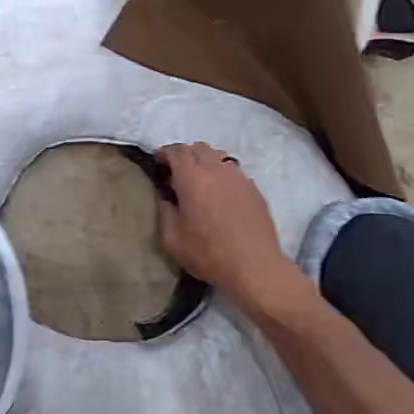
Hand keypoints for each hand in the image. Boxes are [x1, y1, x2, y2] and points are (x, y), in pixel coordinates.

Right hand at [155, 143, 311, 315]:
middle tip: (177, 172)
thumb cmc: (209, 254)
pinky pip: (234, 171)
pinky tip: (221, 194)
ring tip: (200, 181)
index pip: (177, 151)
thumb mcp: (173, 241)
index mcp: (193, 178)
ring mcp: (238, 176)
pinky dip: (222, 174)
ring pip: (218, 156)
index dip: (165, 153)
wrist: (254, 265)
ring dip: (205, 162)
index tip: (159, 162)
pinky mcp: (253, 187)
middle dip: (185, 154)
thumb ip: (165, 215)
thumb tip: (166, 200)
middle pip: (199, 148)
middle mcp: (216, 170)